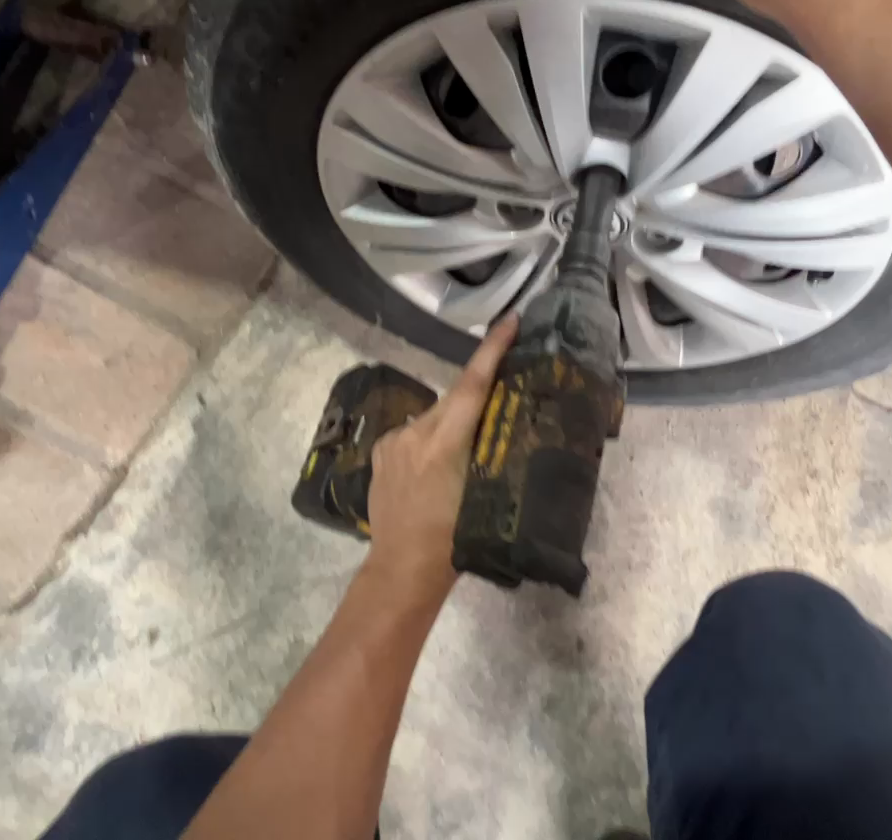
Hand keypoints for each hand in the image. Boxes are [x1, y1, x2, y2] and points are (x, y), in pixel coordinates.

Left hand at [363, 317, 520, 591]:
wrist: (400, 570)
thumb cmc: (454, 542)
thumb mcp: (484, 494)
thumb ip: (487, 452)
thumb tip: (502, 425)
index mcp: (443, 445)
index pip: (472, 385)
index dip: (492, 350)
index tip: (510, 320)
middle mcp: (414, 433)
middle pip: (453, 398)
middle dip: (477, 393)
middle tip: (506, 394)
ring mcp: (392, 441)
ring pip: (434, 416)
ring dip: (453, 422)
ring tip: (470, 448)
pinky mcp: (380, 450)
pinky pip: (415, 432)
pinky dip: (432, 437)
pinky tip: (438, 464)